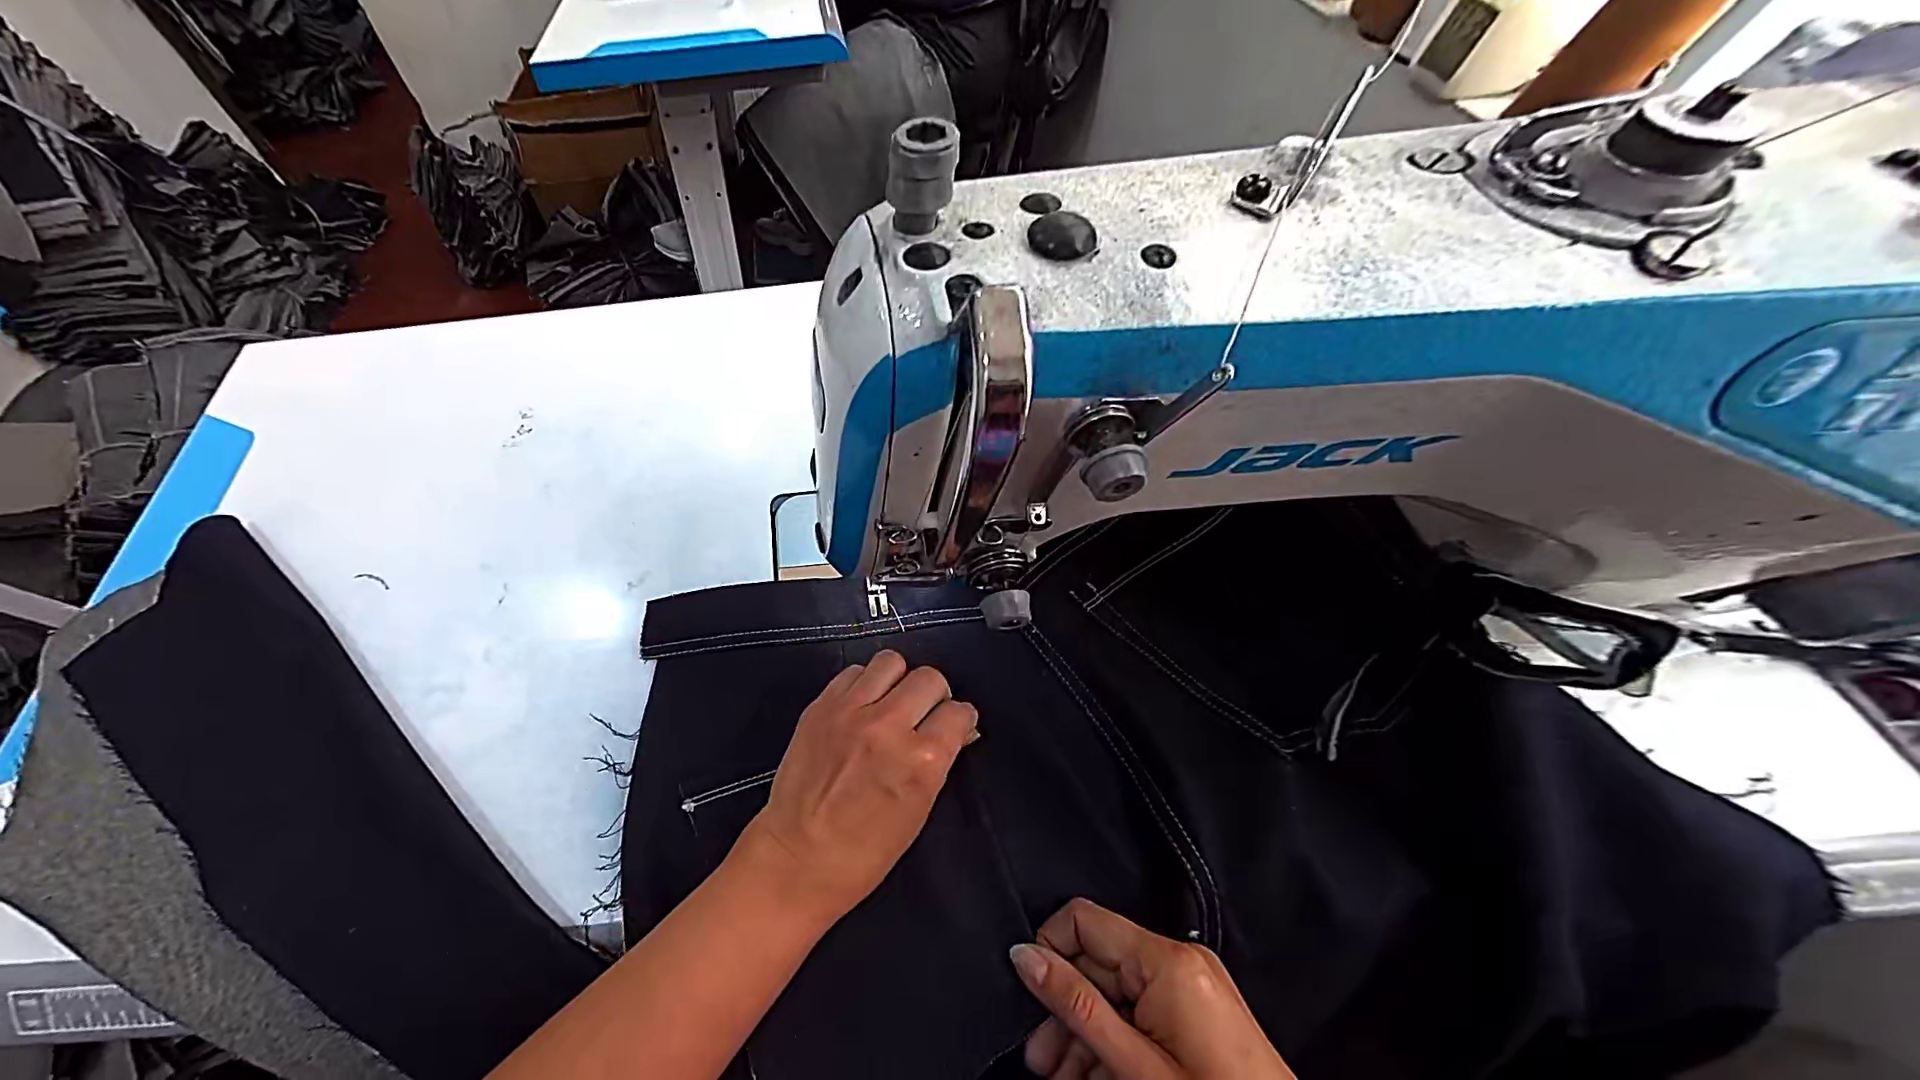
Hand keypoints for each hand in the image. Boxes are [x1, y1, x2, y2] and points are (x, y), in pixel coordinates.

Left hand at [731, 650, 979, 922]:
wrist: (799, 859)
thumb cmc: (867, 850)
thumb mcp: (920, 808)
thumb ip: (939, 758)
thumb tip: (956, 727)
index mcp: (920, 759)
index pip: (958, 712)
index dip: (960, 719)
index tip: (954, 725)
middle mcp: (887, 726)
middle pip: (929, 678)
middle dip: (934, 696)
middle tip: (923, 714)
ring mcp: (850, 712)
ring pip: (892, 661)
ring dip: (899, 680)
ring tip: (891, 702)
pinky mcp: (820, 706)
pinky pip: (854, 672)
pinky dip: (864, 684)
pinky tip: (862, 707)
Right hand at [1010, 899, 1295, 1079]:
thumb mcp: (1133, 1065)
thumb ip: (1076, 1005)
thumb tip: (1027, 957)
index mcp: (1167, 961)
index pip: (1083, 919)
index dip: (1049, 951)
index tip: (1032, 997)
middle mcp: (1181, 961)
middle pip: (1097, 959)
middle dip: (1063, 1005)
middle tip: (1042, 1057)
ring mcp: (1192, 985)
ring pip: (1115, 989)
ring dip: (1083, 1029)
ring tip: (1063, 1075)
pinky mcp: (1198, 1009)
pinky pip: (1140, 1008)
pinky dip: (1114, 1037)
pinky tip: (1096, 1072)